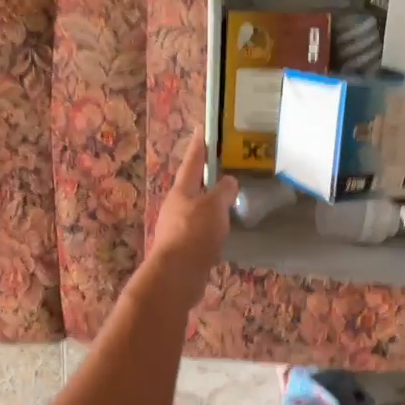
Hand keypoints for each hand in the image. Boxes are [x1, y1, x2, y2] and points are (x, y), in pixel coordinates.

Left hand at [145, 131, 238, 300]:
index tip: (201, 129)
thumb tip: (229, 181)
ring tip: (227, 201)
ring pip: (196, 211)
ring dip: (209, 205)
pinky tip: (222, 232)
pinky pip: (200, 232)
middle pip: (192, 187)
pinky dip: (211, 228)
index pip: (192, 162)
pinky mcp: (183, 249)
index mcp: (181, 191)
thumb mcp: (214, 207)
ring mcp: (177, 229)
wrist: (176, 275)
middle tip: (221, 168)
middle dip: (205, 178)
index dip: (198, 146)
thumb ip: (223, 192)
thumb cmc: (194, 233)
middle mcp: (175, 207)